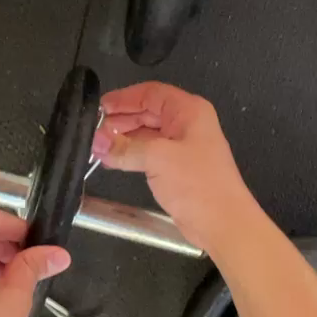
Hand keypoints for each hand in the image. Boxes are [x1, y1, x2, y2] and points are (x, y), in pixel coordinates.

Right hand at [92, 82, 262, 255]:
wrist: (223, 224)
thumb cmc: (200, 186)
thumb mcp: (158, 159)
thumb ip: (125, 148)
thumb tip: (98, 141)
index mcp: (189, 111)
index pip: (150, 93)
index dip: (123, 98)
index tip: (99, 108)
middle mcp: (186, 125)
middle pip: (146, 112)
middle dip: (119, 121)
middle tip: (94, 132)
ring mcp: (181, 147)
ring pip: (145, 134)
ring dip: (122, 140)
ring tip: (97, 147)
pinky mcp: (175, 168)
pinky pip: (147, 154)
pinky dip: (129, 155)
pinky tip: (110, 160)